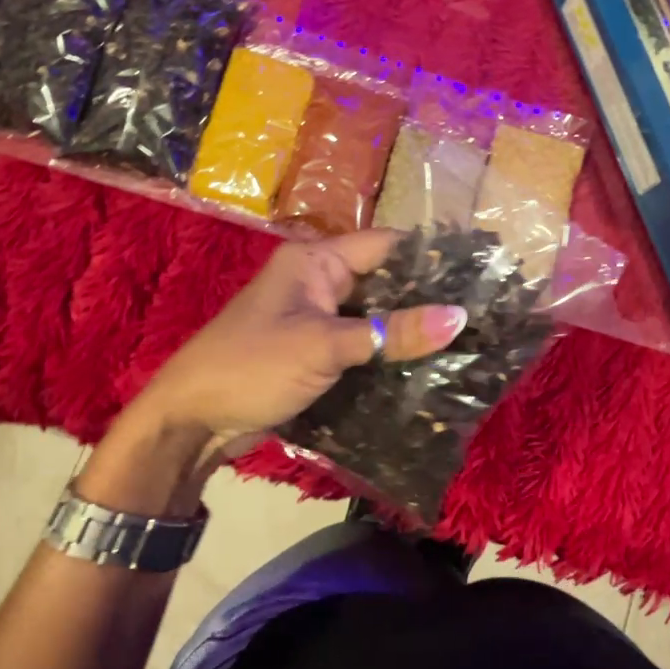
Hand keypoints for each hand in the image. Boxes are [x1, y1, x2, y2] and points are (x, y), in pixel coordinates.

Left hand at [127, 229, 467, 451]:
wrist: (188, 422)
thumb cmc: (252, 367)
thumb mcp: (325, 347)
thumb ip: (393, 332)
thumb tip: (460, 316)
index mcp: (315, 262)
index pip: (385, 246)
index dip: (430, 257)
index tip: (479, 272)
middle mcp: (317, 282)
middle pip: (383, 282)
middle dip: (426, 298)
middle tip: (482, 313)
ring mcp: (314, 319)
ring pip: (374, 317)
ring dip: (410, 330)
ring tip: (467, 341)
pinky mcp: (313, 354)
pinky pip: (360, 345)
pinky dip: (388, 355)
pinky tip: (426, 368)